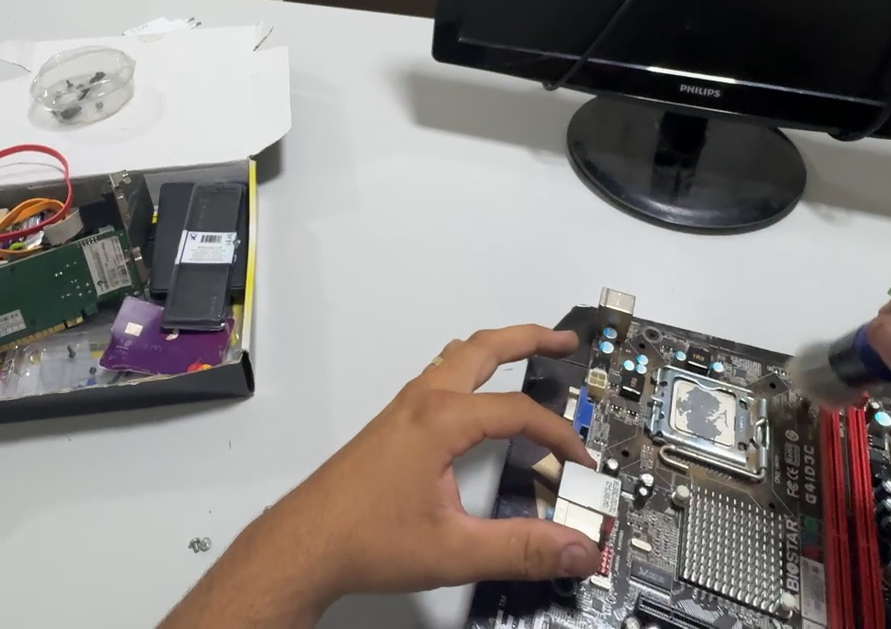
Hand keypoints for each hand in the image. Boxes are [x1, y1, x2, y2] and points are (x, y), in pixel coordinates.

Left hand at [159, 325, 596, 627]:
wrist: (309, 539)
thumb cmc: (366, 537)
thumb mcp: (454, 551)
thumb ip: (521, 549)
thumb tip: (574, 547)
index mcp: (441, 419)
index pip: (517, 412)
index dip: (558, 434)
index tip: (581, 460)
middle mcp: (424, 400)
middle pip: (484, 348)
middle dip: (528, 337)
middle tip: (563, 339)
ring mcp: (407, 404)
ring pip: (459, 354)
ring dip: (497, 345)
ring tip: (528, 348)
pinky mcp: (398, 418)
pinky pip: (442, 371)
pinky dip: (472, 363)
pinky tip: (479, 386)